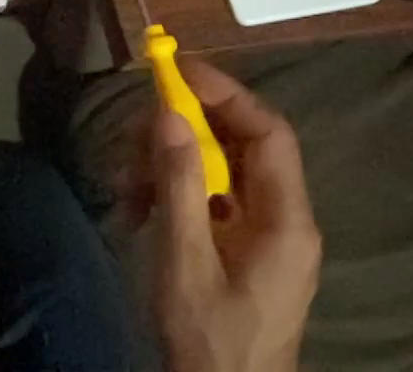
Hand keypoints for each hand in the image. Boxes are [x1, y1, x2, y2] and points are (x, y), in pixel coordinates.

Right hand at [153, 60, 321, 371]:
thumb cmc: (209, 340)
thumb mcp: (185, 260)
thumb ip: (179, 182)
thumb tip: (166, 111)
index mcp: (286, 219)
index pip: (268, 131)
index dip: (225, 92)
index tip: (175, 72)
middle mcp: (283, 218)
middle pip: (240, 145)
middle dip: (185, 128)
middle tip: (136, 130)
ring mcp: (263, 235)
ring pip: (219, 169)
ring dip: (169, 162)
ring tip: (126, 182)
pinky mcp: (240, 248)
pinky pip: (210, 198)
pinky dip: (173, 192)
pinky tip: (137, 207)